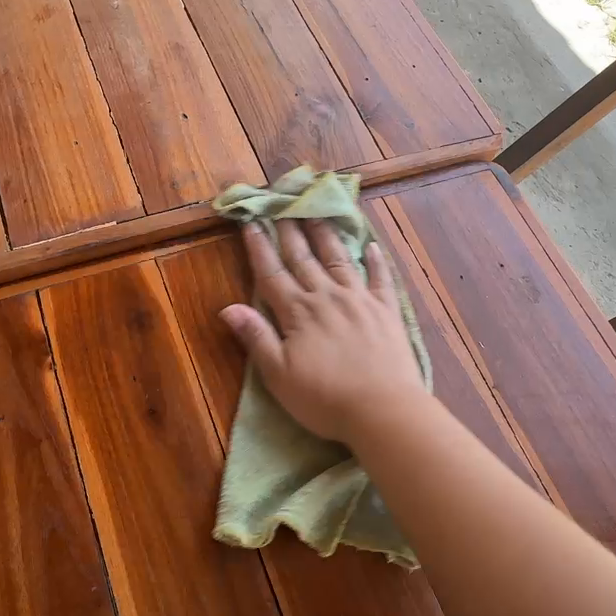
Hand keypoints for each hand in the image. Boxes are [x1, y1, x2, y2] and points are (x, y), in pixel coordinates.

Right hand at [218, 219, 428, 444]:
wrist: (384, 411)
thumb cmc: (324, 399)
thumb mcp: (279, 376)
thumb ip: (256, 338)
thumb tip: (228, 307)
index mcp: (297, 313)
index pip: (271, 274)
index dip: (259, 248)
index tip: (251, 223)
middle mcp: (326, 297)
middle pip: (303, 258)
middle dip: (289, 231)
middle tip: (283, 204)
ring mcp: (359, 300)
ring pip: (338, 259)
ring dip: (325, 235)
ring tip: (317, 213)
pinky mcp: (386, 311)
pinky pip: (381, 279)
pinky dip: (376, 261)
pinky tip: (371, 246)